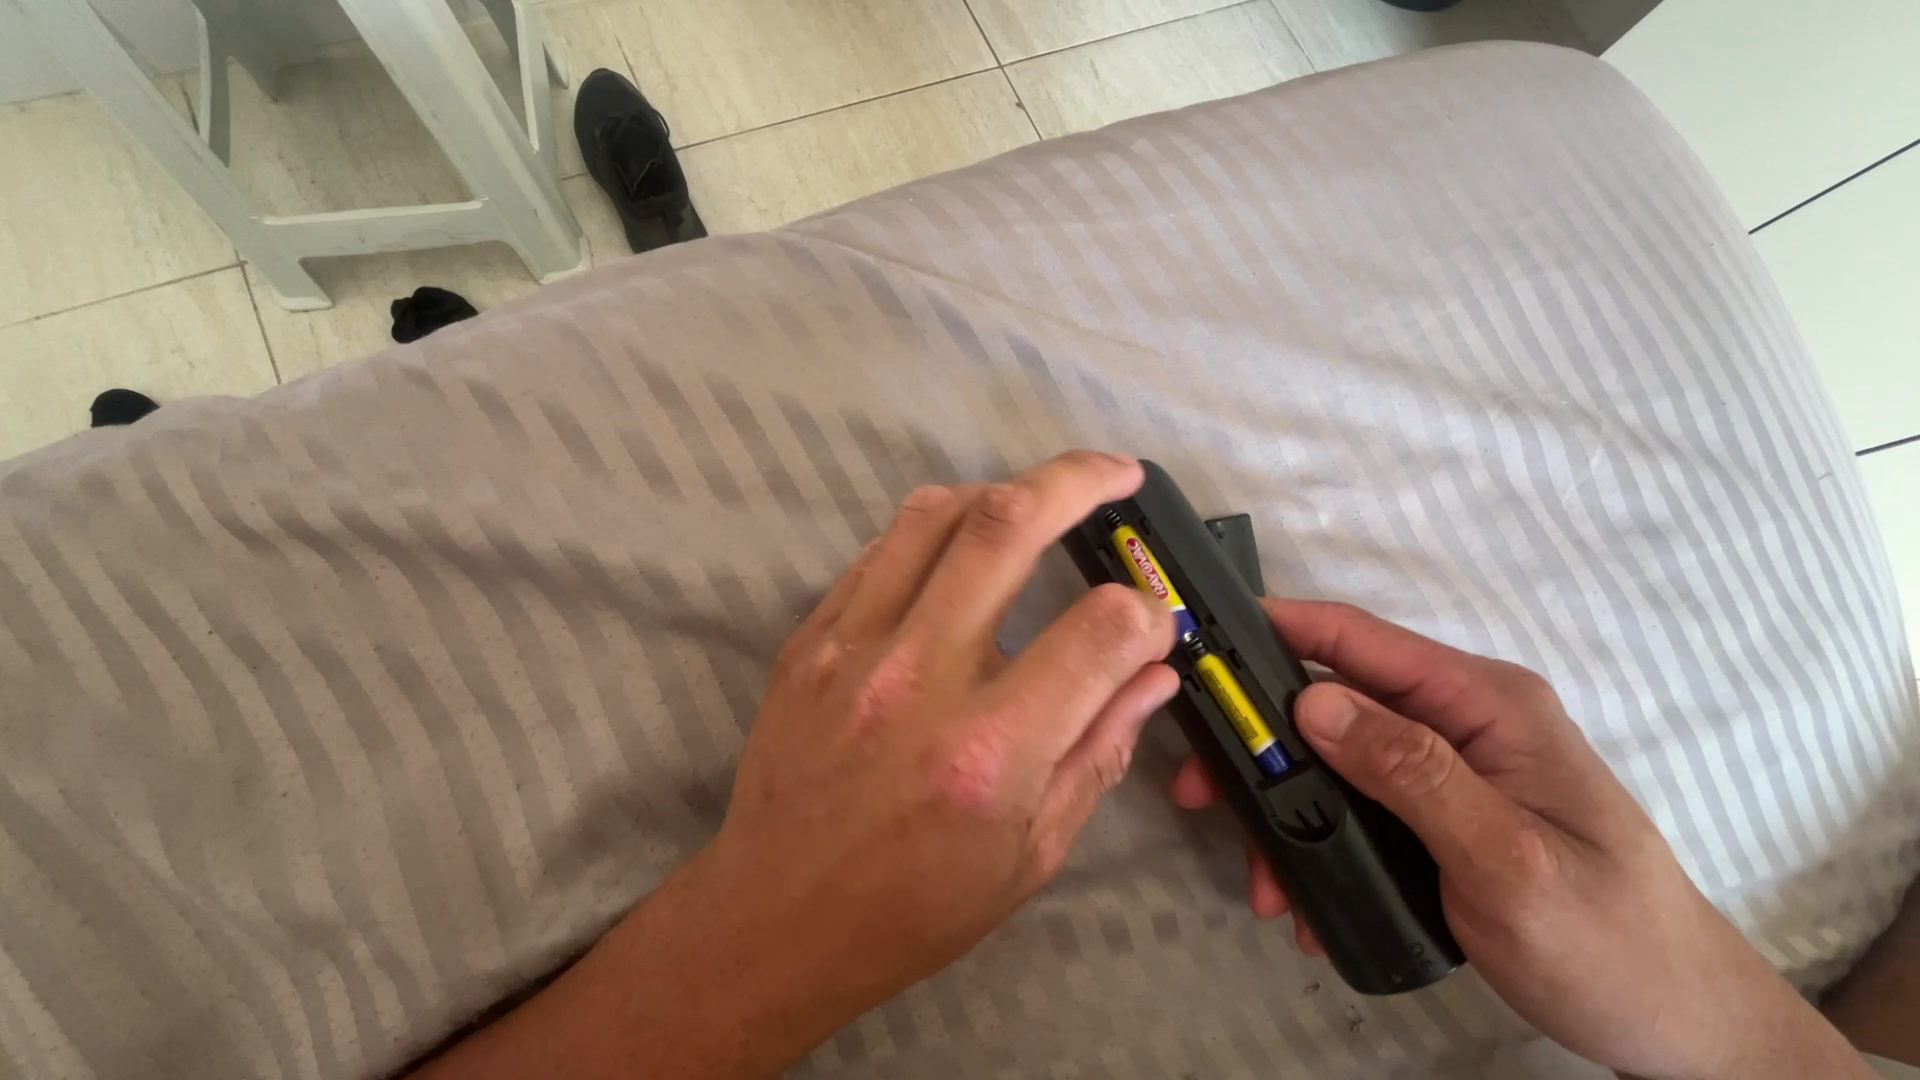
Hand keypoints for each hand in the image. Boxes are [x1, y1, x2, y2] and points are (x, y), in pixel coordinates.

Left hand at [416, 452, 1179, 1079]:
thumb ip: (1099, 748)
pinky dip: (937, 529)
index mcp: (990, 749)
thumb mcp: (1032, 851)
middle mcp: (919, 676)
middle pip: (1007, 524)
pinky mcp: (811, 636)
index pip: (1099, 630)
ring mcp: (852, 645)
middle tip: (1117, 474)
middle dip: (1078, 480)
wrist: (777, 915)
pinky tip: (962, 549)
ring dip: (1002, 490)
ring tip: (1038, 501)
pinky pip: (882, 548)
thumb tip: (1153, 672)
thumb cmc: (915, 904)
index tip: (1150, 621)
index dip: (1146, 611)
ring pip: (935, 513)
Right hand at [1173, 599, 1871, 1079]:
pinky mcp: (1433, 805)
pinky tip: (1303, 893)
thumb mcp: (1505, 861)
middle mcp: (1457, 717)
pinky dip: (1315, 838)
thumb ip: (1412, 773)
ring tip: (1262, 878)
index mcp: (1482, 702)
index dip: (1275, 629)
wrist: (1679, 1025)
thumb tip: (1313, 701)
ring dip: (1283, 807)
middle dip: (1260, 743)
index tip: (1202, 646)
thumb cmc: (1607, 941)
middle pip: (1329, 698)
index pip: (1359, 638)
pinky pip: (1351, 800)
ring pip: (1330, 756)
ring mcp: (1444, 761)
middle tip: (1202, 791)